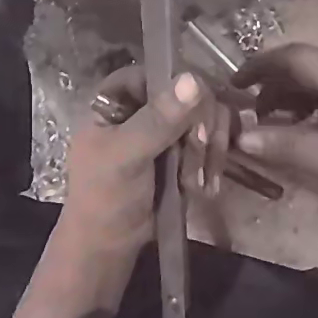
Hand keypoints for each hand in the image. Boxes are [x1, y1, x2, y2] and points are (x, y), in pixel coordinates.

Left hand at [14, 68, 210, 317]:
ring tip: (200, 184)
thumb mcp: (126, 156)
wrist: (108, 245)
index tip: (198, 116)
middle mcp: (142, 107)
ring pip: (205, 118)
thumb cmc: (105, 197)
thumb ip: (158, 120)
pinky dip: (212, 164)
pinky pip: (209, 143)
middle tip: (201, 154)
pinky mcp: (181, 154)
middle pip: (190, 95)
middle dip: (201, 128)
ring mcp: (164, 131)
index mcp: (117, 99)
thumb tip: (194, 80)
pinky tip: (207, 188)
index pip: (158, 72)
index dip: (183, 88)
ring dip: (210, 151)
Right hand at [232, 44, 317, 203]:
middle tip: (247, 110)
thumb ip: (287, 144)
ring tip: (269, 124)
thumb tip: (243, 137)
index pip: (291, 56)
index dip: (259, 66)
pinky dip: (309, 109)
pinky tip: (301, 131)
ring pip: (317, 82)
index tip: (234, 84)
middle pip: (303, 67)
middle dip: (271, 84)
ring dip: (290, 99)